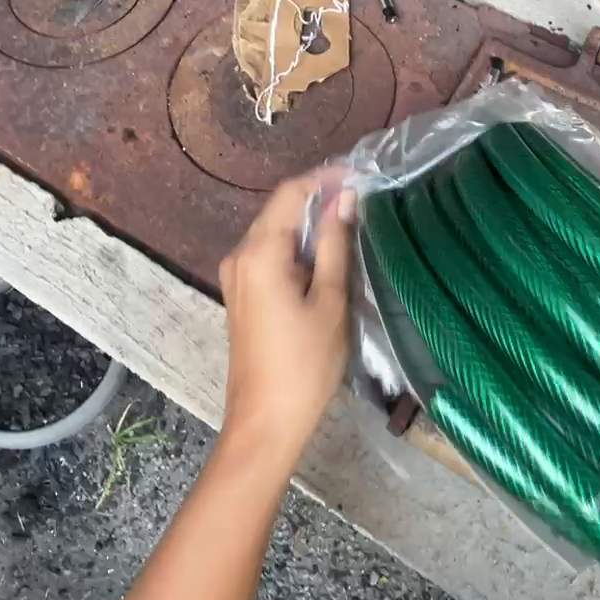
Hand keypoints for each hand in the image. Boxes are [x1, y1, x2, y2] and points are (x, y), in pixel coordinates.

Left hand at [216, 169, 355, 469]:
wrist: (264, 424)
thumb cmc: (304, 364)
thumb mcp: (330, 300)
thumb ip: (336, 244)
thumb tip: (345, 198)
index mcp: (259, 252)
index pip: (290, 193)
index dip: (324, 177)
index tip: (360, 175)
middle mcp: (240, 255)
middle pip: (280, 210)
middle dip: (319, 199)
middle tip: (363, 199)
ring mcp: (236, 275)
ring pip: (276, 232)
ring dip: (310, 225)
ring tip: (352, 225)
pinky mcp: (242, 294)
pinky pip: (270, 255)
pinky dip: (298, 248)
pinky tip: (327, 258)